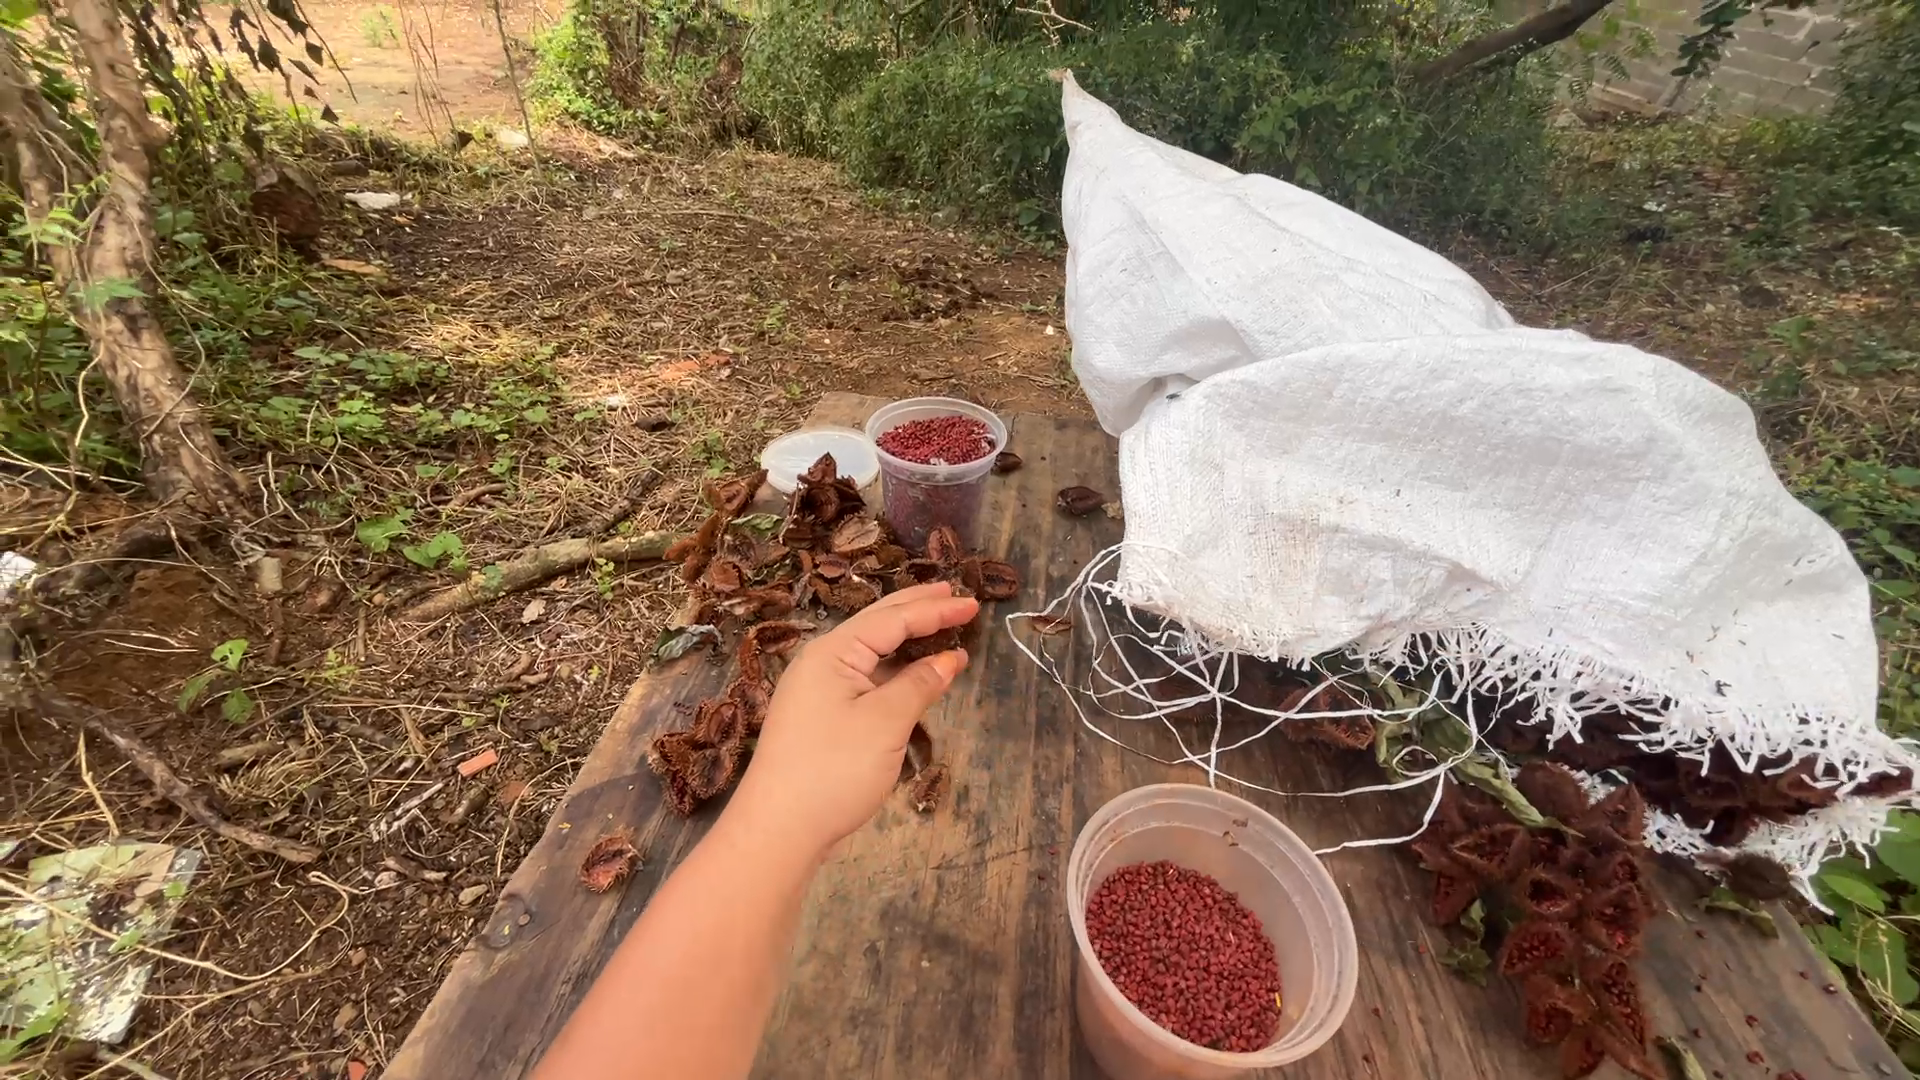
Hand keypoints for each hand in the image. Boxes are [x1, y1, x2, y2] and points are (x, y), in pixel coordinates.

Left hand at [724, 583, 977, 860]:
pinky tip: (910, 672)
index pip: (893, 619)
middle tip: (952, 594)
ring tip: (936, 622)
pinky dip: (893, 669)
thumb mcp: (886, 722)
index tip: (972, 602)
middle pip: (877, 623)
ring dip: (905, 637)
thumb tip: (950, 658)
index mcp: (834, 651)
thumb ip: (920, 684)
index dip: (935, 610)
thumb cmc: (834, 769)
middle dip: (916, 608)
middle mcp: (821, 661)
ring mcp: (817, 689)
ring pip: (869, 650)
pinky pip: (863, 676)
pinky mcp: (819, 715)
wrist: (777, 830)